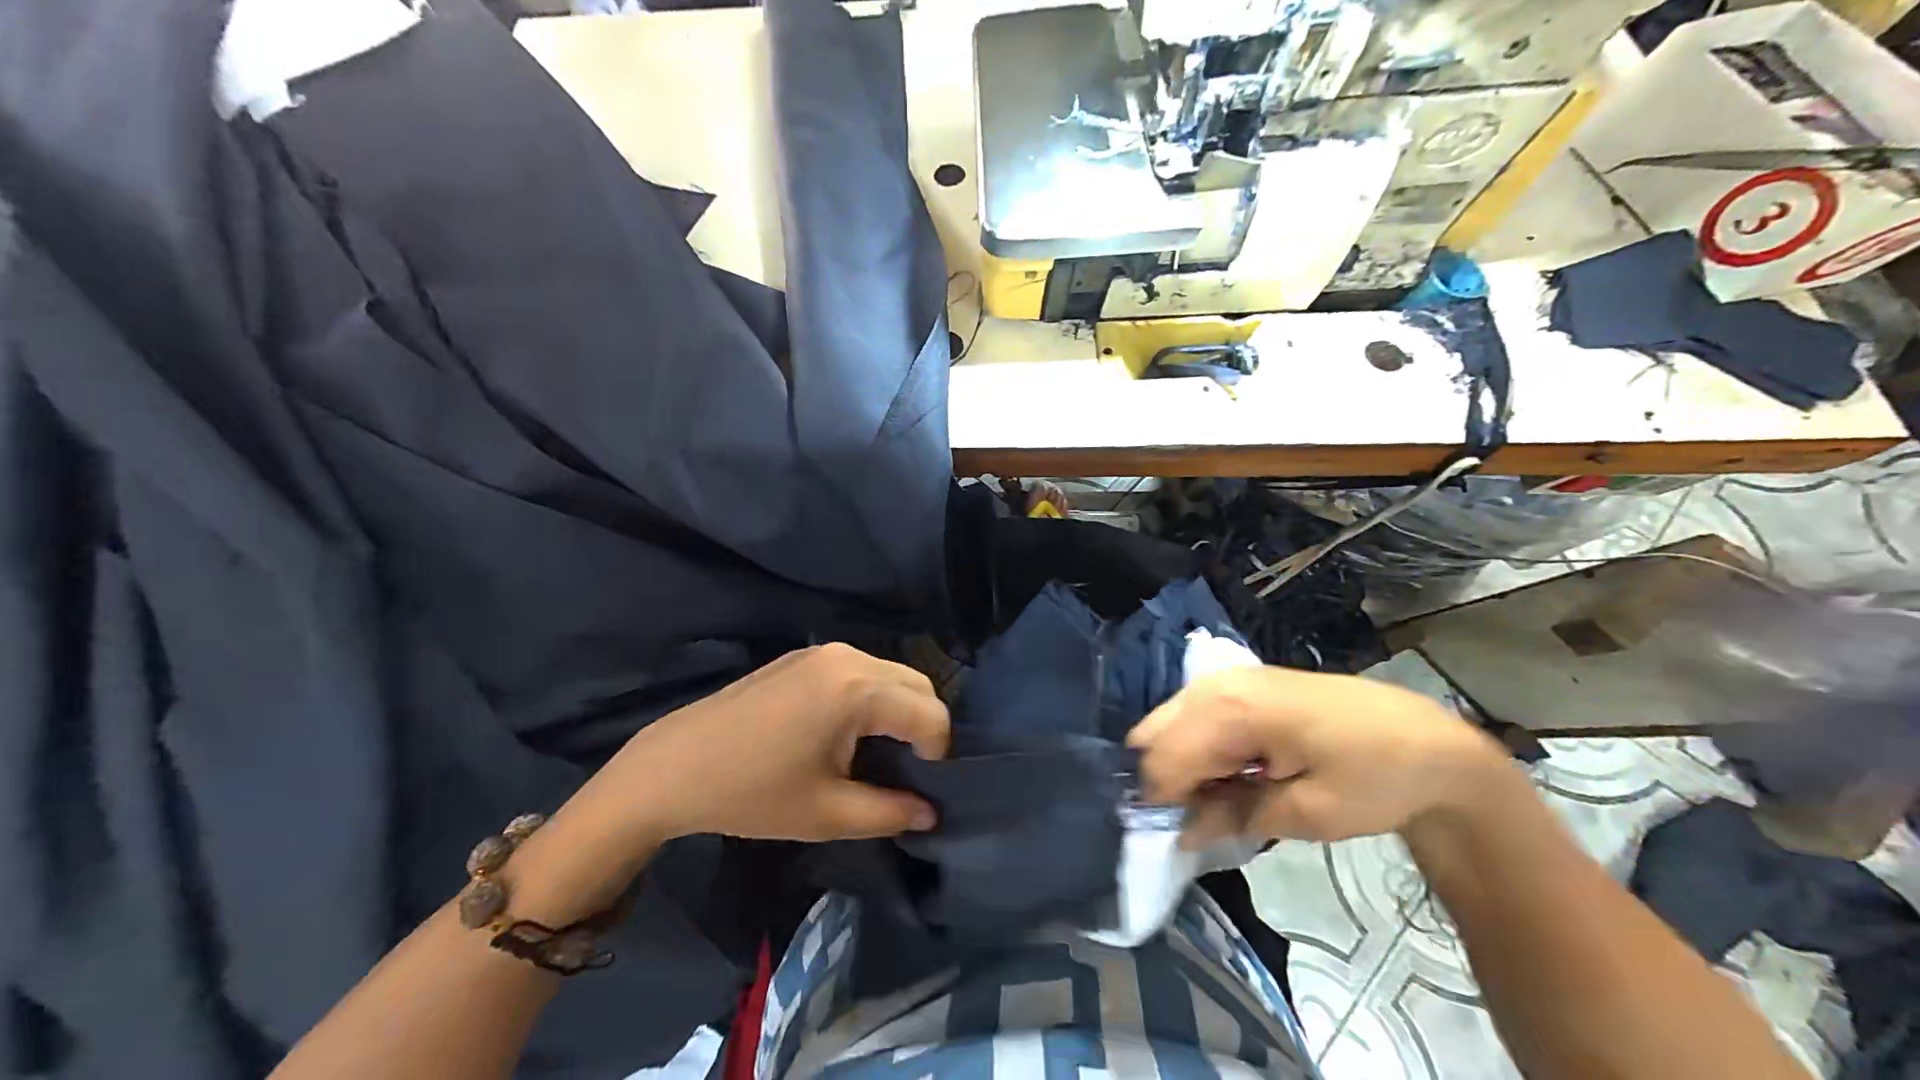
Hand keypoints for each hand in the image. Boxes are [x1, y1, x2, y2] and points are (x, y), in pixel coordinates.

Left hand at [584, 643, 950, 843]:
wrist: (672, 767)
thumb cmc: (751, 793)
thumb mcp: (828, 814)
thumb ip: (892, 812)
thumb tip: (930, 811)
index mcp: (858, 689)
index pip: (931, 715)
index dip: (936, 756)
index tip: (915, 788)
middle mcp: (849, 656)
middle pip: (918, 685)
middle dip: (923, 728)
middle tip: (901, 772)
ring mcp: (823, 651)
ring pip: (891, 675)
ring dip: (898, 711)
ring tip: (874, 754)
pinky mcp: (803, 655)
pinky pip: (861, 670)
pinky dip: (871, 698)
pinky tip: (843, 732)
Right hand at [1126, 666, 1510, 843]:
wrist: (1433, 746)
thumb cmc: (1376, 779)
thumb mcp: (1309, 814)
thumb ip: (1235, 818)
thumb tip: (1181, 833)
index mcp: (1232, 709)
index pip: (1163, 758)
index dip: (1166, 802)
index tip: (1189, 833)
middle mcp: (1218, 683)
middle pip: (1155, 734)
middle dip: (1169, 779)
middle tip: (1207, 814)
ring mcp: (1228, 678)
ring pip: (1168, 723)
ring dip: (1183, 764)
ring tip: (1224, 795)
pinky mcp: (1241, 683)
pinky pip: (1192, 715)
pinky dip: (1199, 748)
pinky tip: (1235, 771)